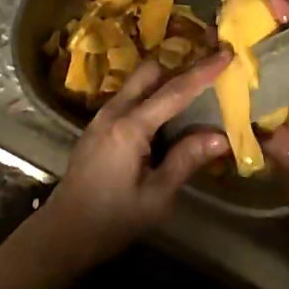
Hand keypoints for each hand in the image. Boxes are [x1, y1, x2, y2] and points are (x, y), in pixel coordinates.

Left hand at [33, 55, 230, 271]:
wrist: (62, 234)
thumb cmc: (112, 220)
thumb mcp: (156, 197)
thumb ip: (186, 160)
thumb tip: (222, 137)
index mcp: (130, 127)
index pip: (174, 92)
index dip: (203, 72)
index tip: (226, 54)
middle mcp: (114, 112)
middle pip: (150, 72)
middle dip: (180, 69)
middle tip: (209, 77)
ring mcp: (102, 116)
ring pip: (138, 83)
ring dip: (165, 83)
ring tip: (194, 96)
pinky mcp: (98, 126)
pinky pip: (130, 97)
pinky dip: (151, 97)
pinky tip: (166, 120)